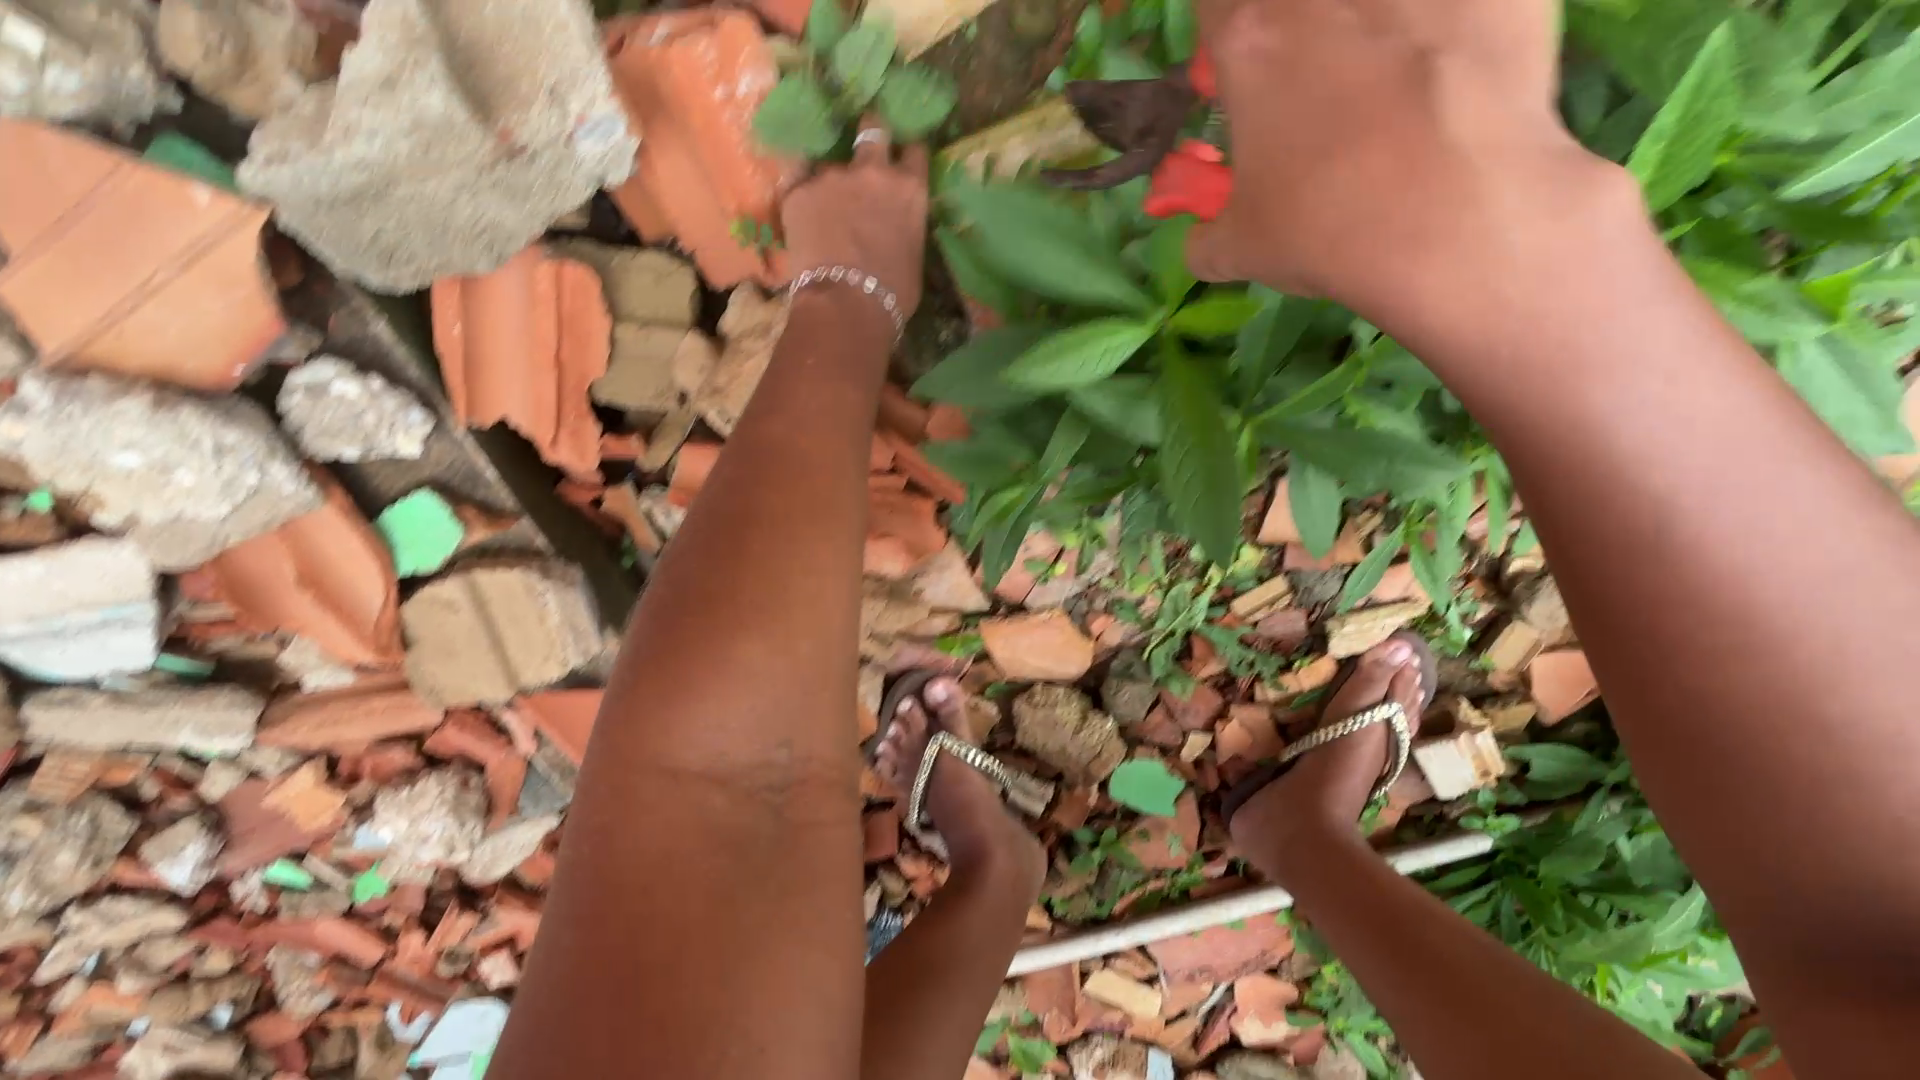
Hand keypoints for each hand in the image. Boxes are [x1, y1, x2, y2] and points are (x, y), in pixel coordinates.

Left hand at [780, 117, 930, 326]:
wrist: (847, 305)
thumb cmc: (893, 293)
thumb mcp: (914, 255)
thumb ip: (904, 225)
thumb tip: (893, 225)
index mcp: (909, 189)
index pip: (914, 151)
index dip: (906, 155)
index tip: (900, 162)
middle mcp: (873, 171)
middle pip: (872, 129)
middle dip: (870, 133)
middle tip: (863, 148)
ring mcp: (832, 176)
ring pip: (830, 165)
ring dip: (831, 182)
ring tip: (823, 213)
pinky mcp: (798, 190)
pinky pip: (799, 184)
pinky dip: (802, 196)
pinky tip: (802, 217)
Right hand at [1187, 0, 1635, 320]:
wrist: (1455, 221)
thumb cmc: (1327, 229)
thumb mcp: (1242, 250)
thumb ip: (1210, 234)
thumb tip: (1205, 241)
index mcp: (1250, 39)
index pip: (1217, 4)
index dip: (1227, 34)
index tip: (1245, 70)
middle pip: (1300, 3)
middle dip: (1305, 32)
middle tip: (1320, 80)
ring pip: (1385, 7)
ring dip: (1383, 30)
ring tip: (1397, 85)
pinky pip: (1469, 6)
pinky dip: (1465, 30)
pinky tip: (1468, 84)